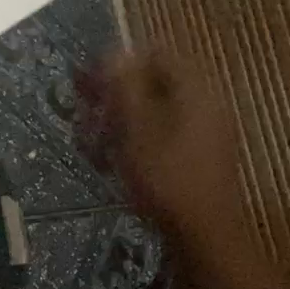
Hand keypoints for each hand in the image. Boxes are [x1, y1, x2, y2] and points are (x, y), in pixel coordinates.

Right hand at [83, 49, 244, 243]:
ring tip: (93, 144)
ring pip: (151, 110)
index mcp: (196, 93)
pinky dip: (132, 139)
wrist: (203, 236)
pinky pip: (159, 132)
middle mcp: (204, 105)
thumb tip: (115, 52)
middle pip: (152, 82)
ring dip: (117, 120)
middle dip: (113, 95)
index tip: (89, 81)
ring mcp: (203, 132)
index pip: (156, 54)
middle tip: (85, 115)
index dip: (120, 62)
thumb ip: (125, 86)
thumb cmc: (166, 177)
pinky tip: (112, 160)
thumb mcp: (136, 127)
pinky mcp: (196, 155)